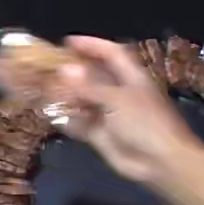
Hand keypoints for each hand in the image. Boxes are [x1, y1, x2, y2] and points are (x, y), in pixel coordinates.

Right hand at [53, 36, 203, 186]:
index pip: (110, 53)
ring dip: (65, 96)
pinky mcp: (101, 135)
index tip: (67, 41)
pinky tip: (50, 114)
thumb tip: (64, 69)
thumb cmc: (145, 123)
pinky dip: (66, 120)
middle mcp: (118, 92)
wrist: (160, 162)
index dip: (91, 45)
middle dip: (72, 71)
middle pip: (93, 76)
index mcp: (130, 77)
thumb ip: (89, 85)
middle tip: (47, 67)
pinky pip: (80, 124)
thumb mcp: (117, 99)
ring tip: (43, 89)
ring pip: (83, 100)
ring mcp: (109, 114)